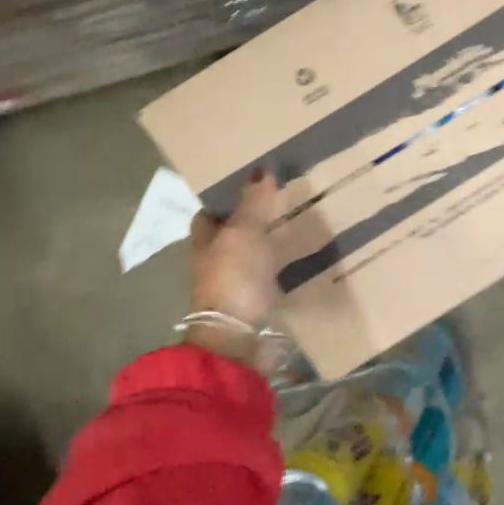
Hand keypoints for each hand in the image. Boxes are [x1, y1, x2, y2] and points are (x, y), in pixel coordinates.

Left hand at [185, 172, 300, 363]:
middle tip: (280, 208)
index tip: (249, 188)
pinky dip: (280, 275)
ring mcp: (232, 289)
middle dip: (249, 225)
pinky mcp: (252, 308)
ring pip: (249, 260)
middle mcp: (213, 265)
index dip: (223, 202)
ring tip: (296, 234)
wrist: (236, 338)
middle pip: (229, 238)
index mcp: (204, 243)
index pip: (207, 216)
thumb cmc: (233, 278)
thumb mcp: (244, 232)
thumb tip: (261, 167)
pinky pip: (267, 283)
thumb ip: (253, 202)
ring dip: (266, 250)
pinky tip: (299, 268)